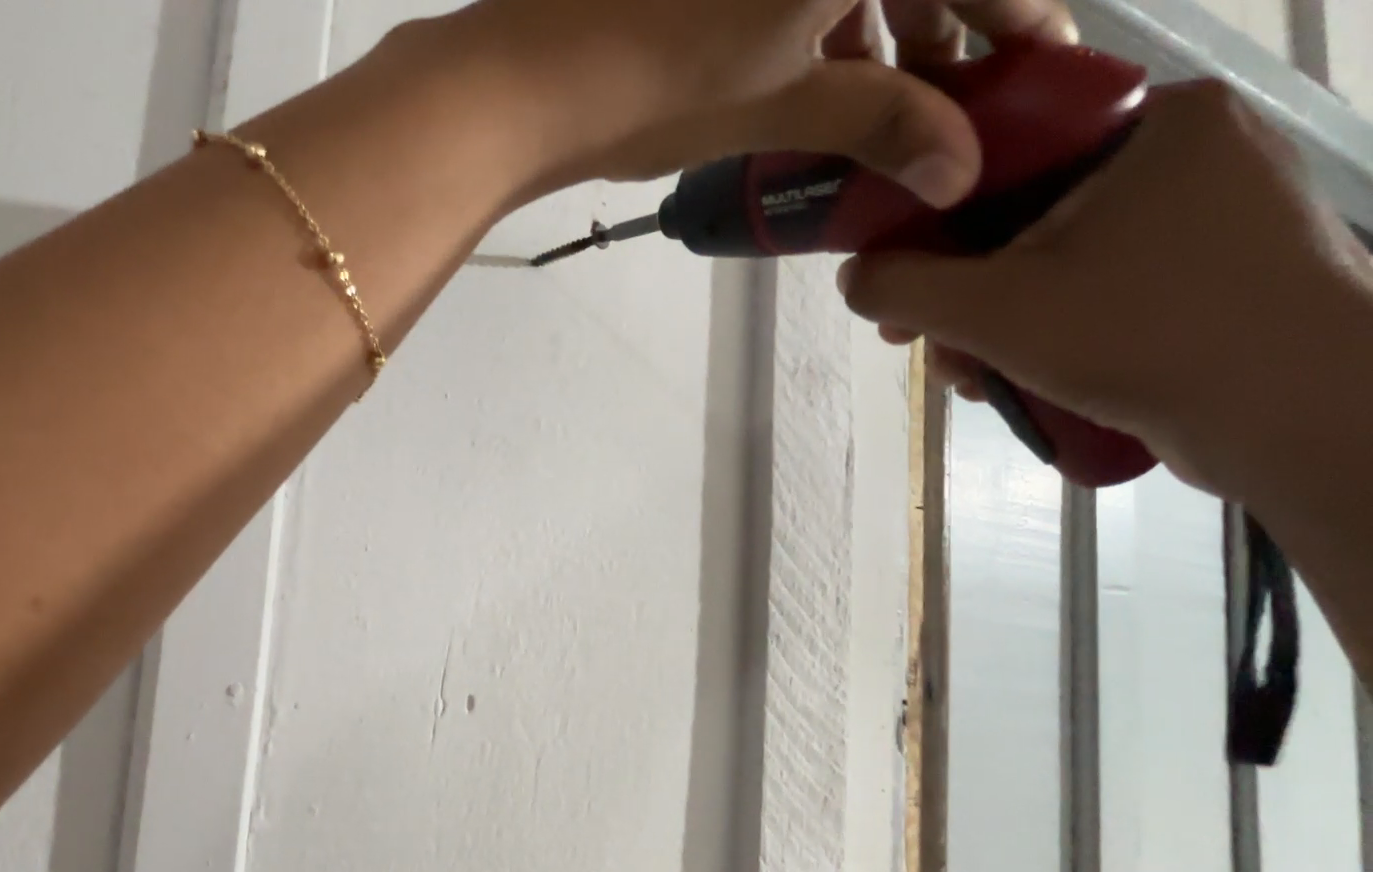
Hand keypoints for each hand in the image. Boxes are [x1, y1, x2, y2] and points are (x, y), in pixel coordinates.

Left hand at [440, 0, 1071, 204]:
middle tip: (951, 100)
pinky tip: (823, 73)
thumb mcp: (785, 100)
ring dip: (881, 27)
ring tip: (887, 103)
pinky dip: (822, 21)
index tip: (1033, 69)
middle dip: (940, 26)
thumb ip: (883, 121)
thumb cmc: (661, 82)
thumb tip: (959, 170)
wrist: (526, 78)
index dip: (1013, 14)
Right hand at [838, 80, 1372, 498]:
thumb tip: (851, 275)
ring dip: (993, 323)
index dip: (928, 215)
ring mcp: (1214, 212)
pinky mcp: (1221, 270)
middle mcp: (1188, 151)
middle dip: (958, 291)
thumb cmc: (1145, 335)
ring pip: (1057, 258)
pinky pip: (1102, 284)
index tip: (891, 273)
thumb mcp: (992, 309)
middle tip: (917, 340)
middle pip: (1022, 214)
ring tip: (969, 379)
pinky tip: (1018, 377)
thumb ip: (902, 285)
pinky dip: (1050, 328)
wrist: (1306, 417)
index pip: (1003, 151)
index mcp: (1150, 124)